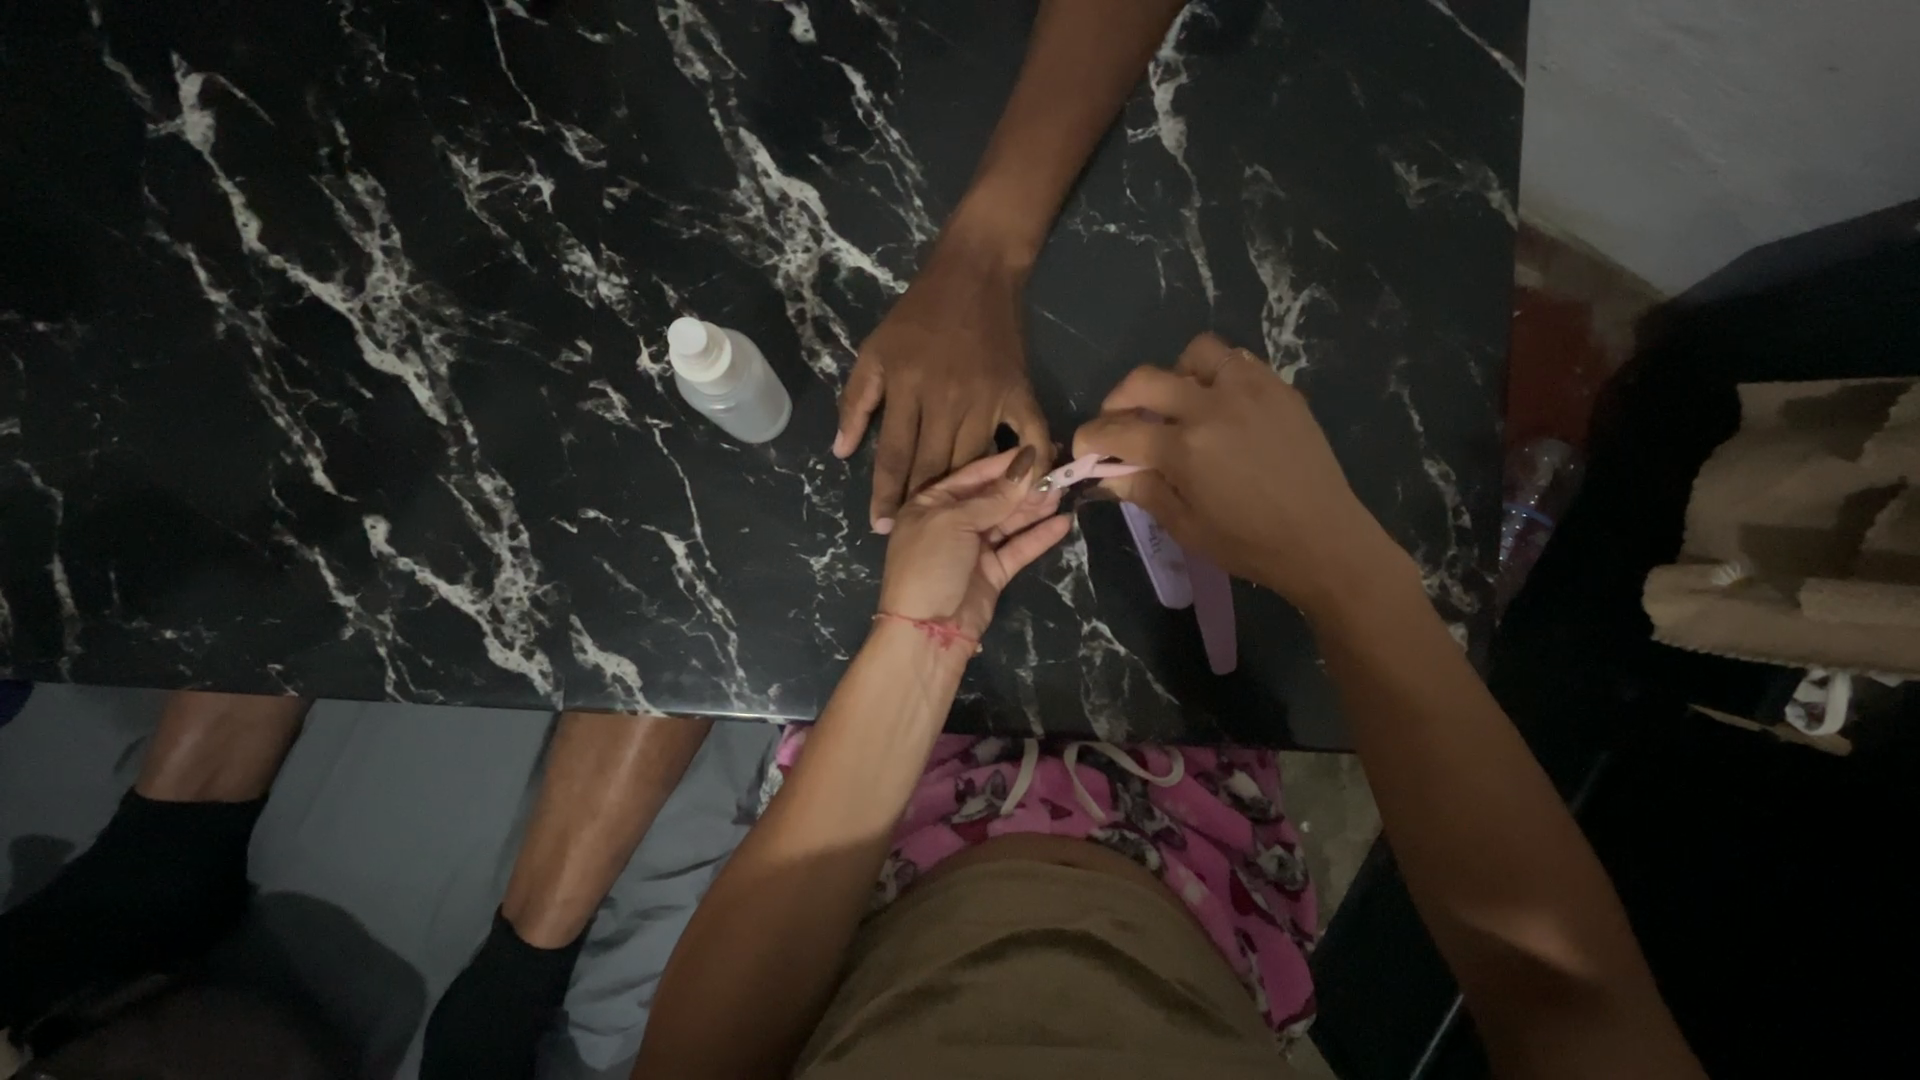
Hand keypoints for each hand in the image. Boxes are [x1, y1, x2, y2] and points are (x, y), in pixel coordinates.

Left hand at [834, 233, 1049, 534]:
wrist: (973, 272)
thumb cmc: (917, 316)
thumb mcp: (874, 351)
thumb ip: (856, 402)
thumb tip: (842, 451)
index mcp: (908, 388)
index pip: (894, 455)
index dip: (885, 494)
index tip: (880, 527)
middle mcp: (946, 399)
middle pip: (934, 466)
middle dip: (920, 505)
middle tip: (914, 537)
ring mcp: (987, 397)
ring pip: (975, 460)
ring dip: (968, 497)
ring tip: (959, 527)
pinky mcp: (1019, 392)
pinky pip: (1029, 435)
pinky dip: (1031, 463)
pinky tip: (1030, 491)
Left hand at [876, 446, 1070, 641]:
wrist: (925, 631)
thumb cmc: (929, 564)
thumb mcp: (955, 522)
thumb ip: (993, 498)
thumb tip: (1026, 467)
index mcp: (930, 504)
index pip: (972, 475)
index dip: (1004, 464)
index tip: (1037, 450)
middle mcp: (951, 522)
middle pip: (993, 497)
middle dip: (1024, 485)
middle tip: (1058, 470)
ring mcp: (972, 549)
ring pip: (1008, 521)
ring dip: (1034, 507)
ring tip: (1062, 492)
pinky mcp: (991, 573)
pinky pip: (1017, 548)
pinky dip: (1038, 536)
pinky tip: (1062, 522)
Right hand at [1072, 334, 1415, 619]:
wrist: (1324, 539)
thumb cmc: (1250, 544)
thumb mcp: (1186, 527)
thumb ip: (1144, 492)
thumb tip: (1107, 473)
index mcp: (1184, 449)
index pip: (1117, 431)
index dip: (1090, 438)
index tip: (1083, 448)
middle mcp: (1212, 408)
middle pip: (1145, 380)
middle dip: (1118, 399)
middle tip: (1120, 422)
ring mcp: (1250, 391)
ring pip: (1196, 353)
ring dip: (1175, 375)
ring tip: (1179, 404)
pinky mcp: (1279, 389)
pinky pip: (1238, 361)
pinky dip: (1218, 375)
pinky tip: (1221, 407)